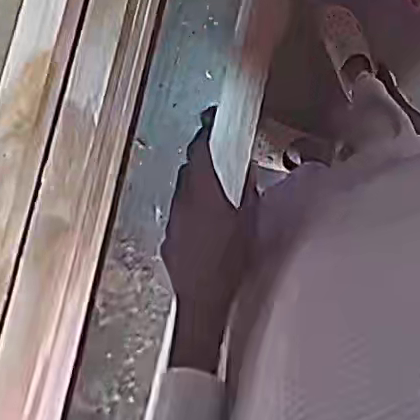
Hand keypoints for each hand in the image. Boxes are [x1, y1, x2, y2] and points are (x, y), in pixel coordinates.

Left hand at [161, 108, 251, 370]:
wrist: (203, 300)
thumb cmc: (231, 262)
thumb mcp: (249, 223)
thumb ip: (248, 192)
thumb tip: (246, 172)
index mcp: (204, 190)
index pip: (199, 148)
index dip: (205, 130)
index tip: (211, 119)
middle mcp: (183, 199)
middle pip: (189, 167)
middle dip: (202, 157)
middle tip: (218, 155)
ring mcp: (173, 219)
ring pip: (182, 189)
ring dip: (196, 184)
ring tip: (214, 190)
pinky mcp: (169, 237)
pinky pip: (179, 212)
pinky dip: (190, 208)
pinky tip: (204, 220)